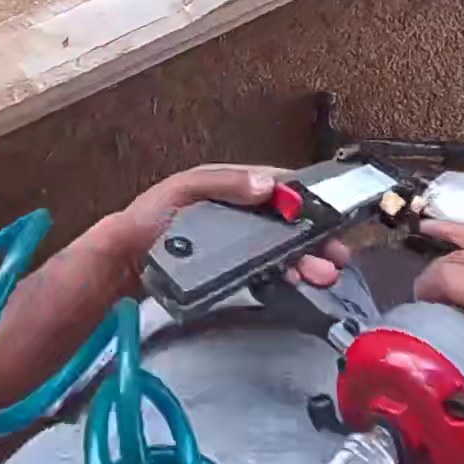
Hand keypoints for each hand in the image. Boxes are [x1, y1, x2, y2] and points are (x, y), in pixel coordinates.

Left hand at [73, 164, 349, 293]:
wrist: (127, 260)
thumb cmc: (153, 217)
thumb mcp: (185, 190)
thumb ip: (224, 183)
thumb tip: (269, 185)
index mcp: (228, 185)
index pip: (275, 186)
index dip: (305, 199)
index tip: (330, 214)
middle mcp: (236, 210)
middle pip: (285, 221)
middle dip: (313, 236)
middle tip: (337, 255)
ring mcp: (233, 240)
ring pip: (279, 246)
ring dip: (304, 258)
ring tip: (322, 274)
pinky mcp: (228, 266)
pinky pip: (263, 268)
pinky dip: (284, 274)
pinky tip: (297, 281)